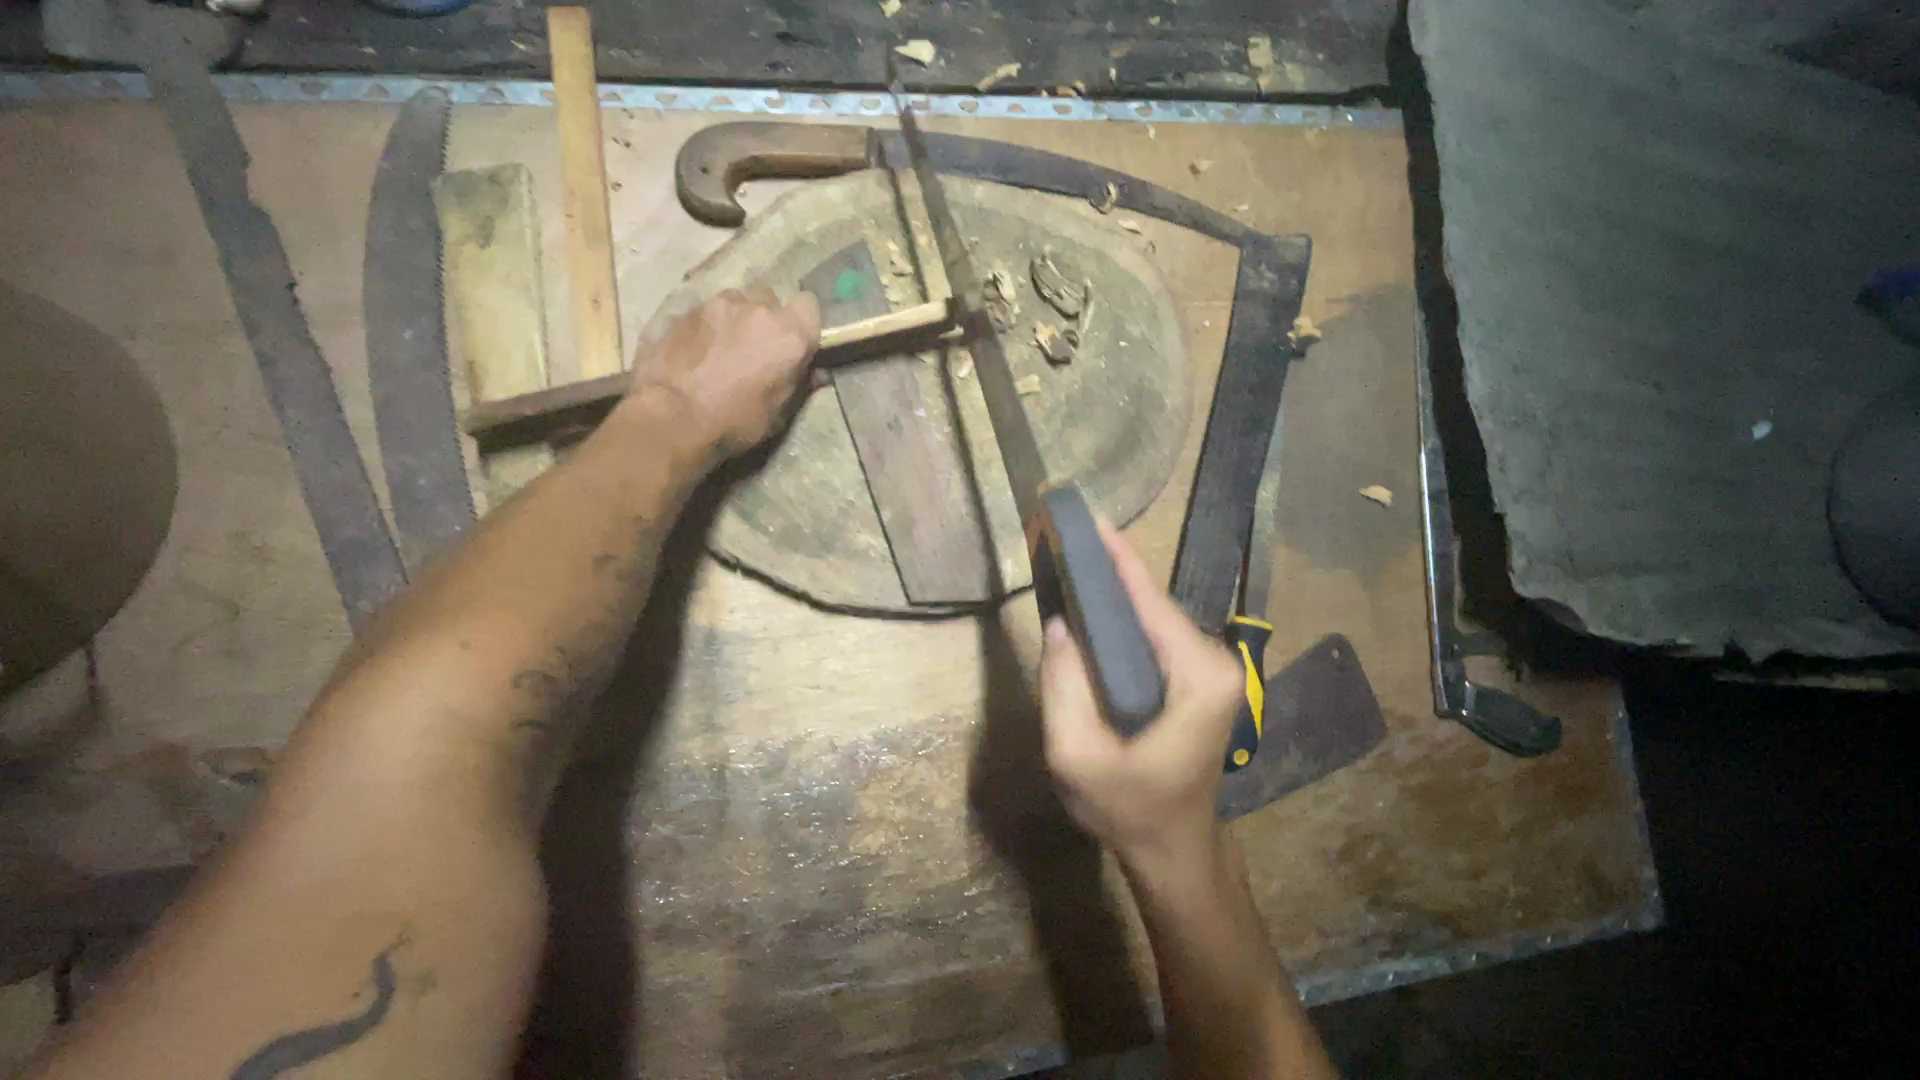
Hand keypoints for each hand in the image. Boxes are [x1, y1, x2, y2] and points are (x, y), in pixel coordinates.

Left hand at [626, 287, 821, 456]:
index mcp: (788, 333)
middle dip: (766, 319)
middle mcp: (756, 308)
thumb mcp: (779, 412)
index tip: (793, 344)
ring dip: (734, 319)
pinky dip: (706, 327)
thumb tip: (815, 372)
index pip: (809, 306)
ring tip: (721, 348)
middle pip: (769, 299)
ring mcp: (716, 304)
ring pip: (735, 301)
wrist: (673, 418)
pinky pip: (704, 312)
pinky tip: (696, 352)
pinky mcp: (684, 310)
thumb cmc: (735, 421)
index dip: (802, 324)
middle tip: (755, 348)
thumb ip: (799, 382)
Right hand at [1039, 518, 1243, 871]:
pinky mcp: (1197, 679)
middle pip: (1153, 602)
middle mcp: (1214, 664)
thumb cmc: (1128, 808)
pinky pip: (1154, 635)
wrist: (1173, 849)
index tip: (1087, 518)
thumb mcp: (1077, 756)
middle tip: (1062, 539)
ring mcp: (1210, 671)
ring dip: (1113, 591)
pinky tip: (1089, 606)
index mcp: (1197, 678)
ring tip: (1068, 562)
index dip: (1116, 557)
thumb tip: (1060, 625)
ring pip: (1153, 616)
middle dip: (1108, 569)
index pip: (1150, 601)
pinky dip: (1122, 617)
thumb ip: (1064, 687)